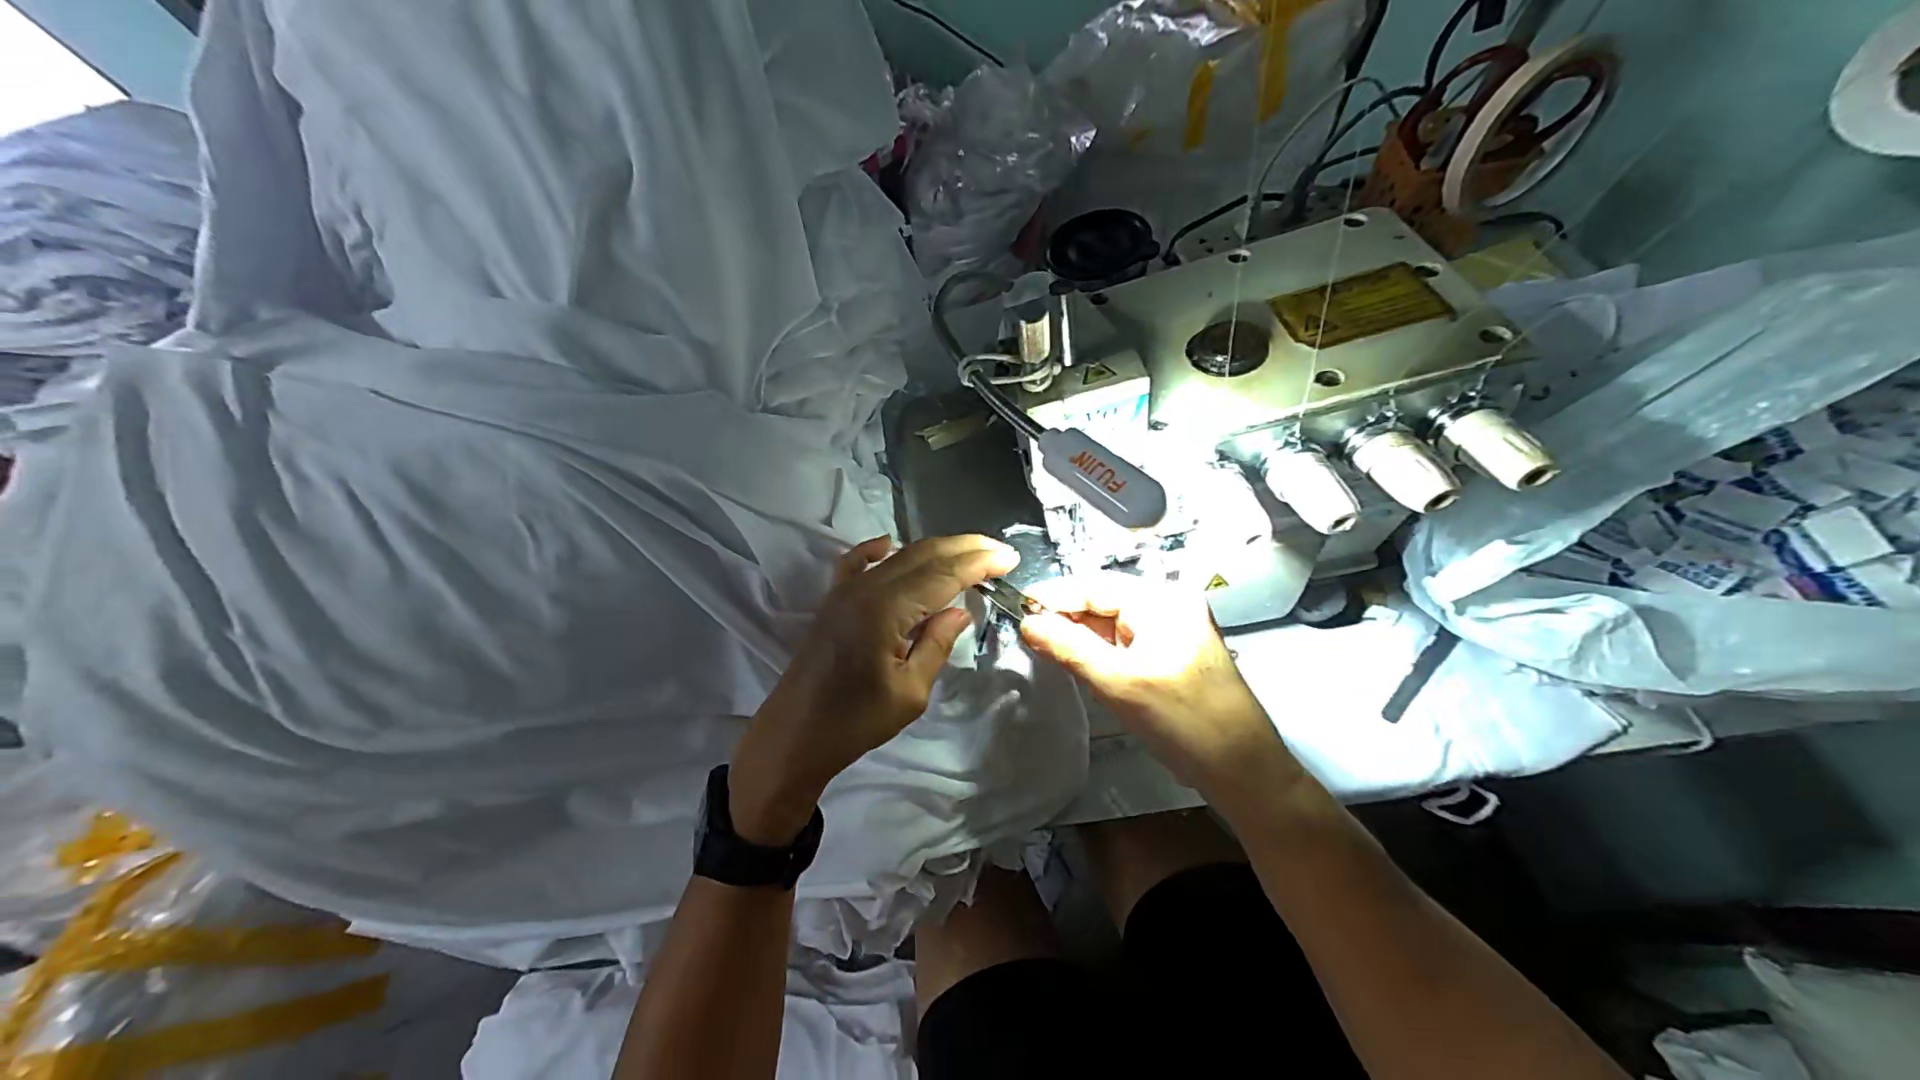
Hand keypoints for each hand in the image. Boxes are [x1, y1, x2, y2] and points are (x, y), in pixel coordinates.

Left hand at [729, 534, 1019, 843]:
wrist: (794, 736)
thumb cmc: (854, 721)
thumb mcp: (909, 692)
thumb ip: (937, 644)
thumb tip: (960, 611)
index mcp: (886, 609)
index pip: (942, 575)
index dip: (978, 563)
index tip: (1010, 558)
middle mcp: (865, 589)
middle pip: (922, 555)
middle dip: (964, 548)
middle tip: (999, 550)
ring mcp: (844, 591)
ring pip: (897, 556)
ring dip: (935, 550)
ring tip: (968, 552)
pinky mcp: (833, 601)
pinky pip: (856, 563)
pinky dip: (877, 550)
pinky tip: (890, 543)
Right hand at [1019, 573, 1300, 814]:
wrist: (1242, 767)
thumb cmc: (1183, 721)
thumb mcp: (1117, 683)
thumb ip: (1069, 648)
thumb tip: (1028, 623)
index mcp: (1162, 600)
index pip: (1095, 585)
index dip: (1054, 596)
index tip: (1017, 607)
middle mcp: (1171, 603)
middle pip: (1104, 599)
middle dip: (1067, 616)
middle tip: (1029, 633)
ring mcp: (1176, 627)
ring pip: (1114, 621)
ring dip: (1083, 634)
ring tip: (1049, 647)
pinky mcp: (1175, 650)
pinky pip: (1128, 639)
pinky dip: (1103, 648)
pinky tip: (1083, 661)